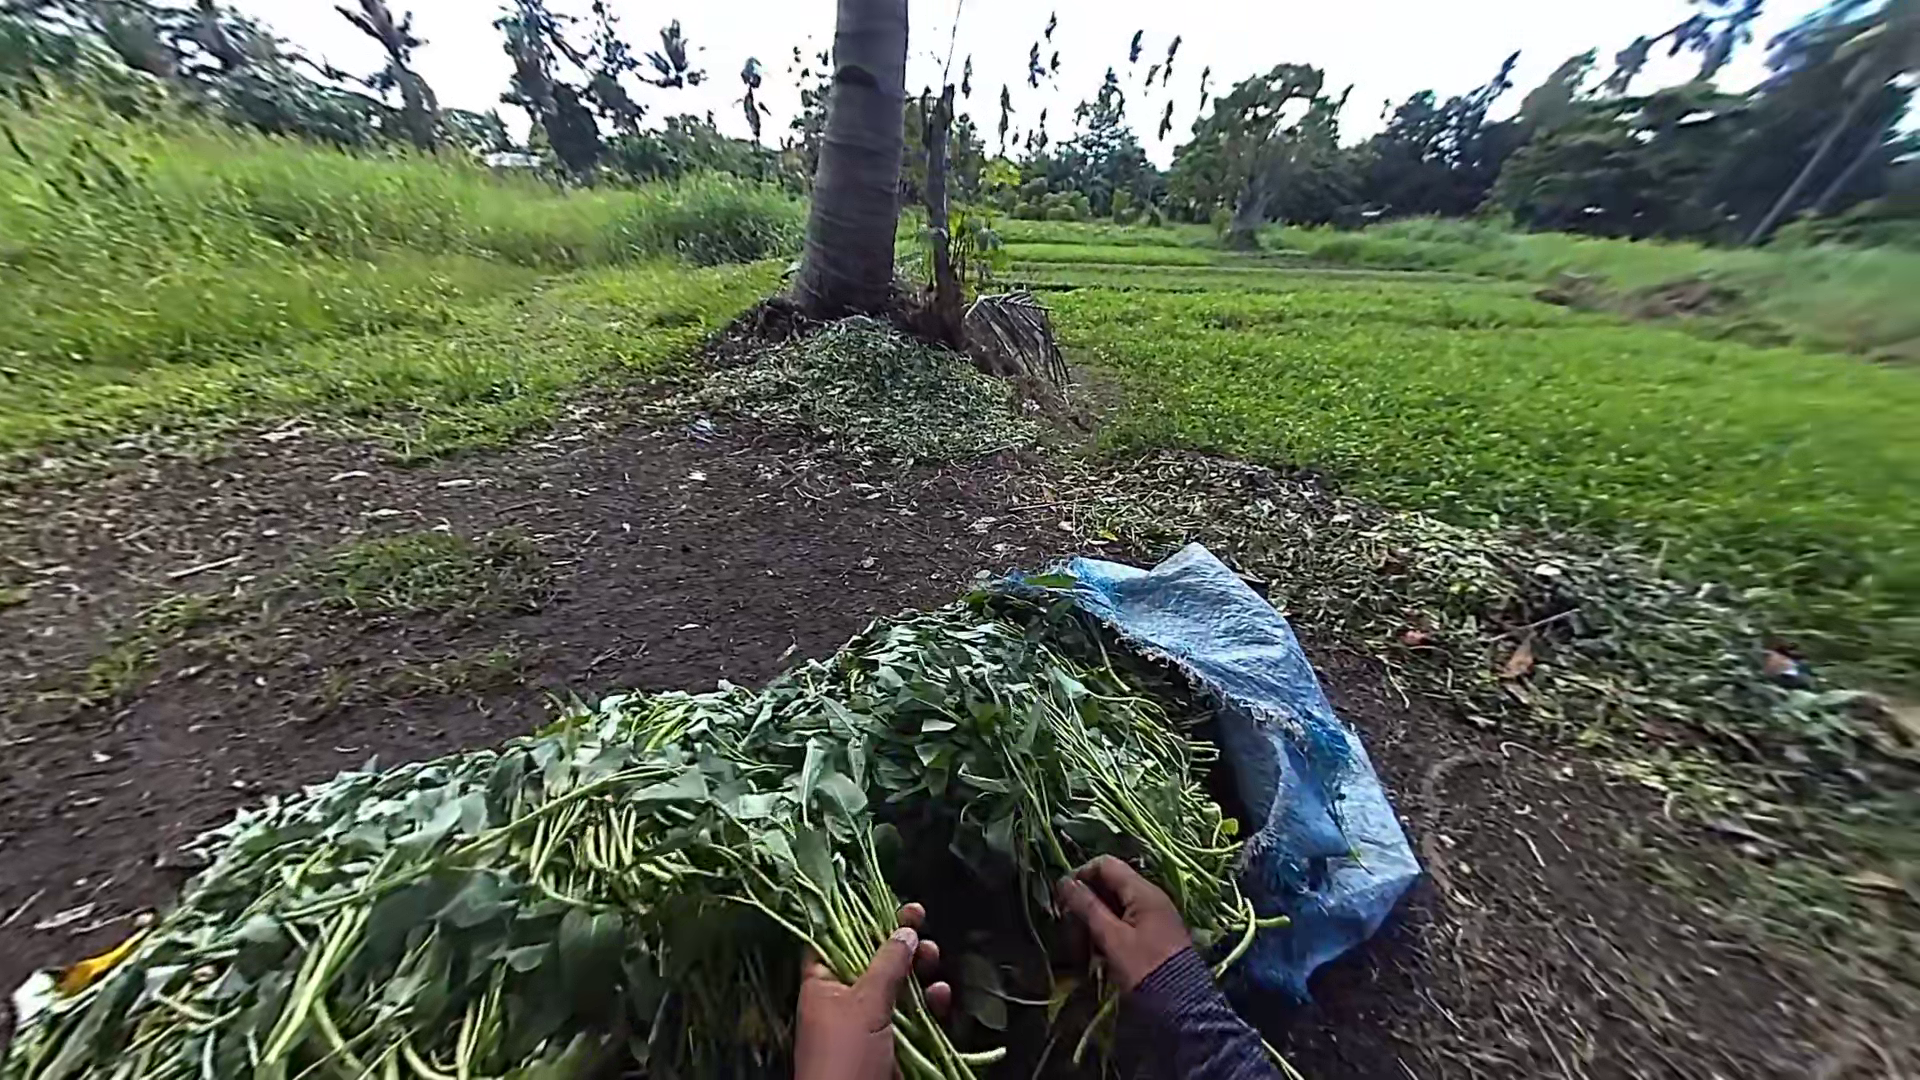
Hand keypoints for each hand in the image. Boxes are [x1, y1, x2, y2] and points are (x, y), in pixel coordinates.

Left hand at [794, 903, 950, 1079]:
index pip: (834, 938)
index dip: (856, 916)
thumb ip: (887, 963)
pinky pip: (915, 1017)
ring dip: (919, 969)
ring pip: (898, 985)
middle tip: (920, 920)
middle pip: (873, 957)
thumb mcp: (864, 1004)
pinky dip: (930, 1005)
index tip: (882, 899)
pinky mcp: (894, 1048)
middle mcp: (845, 1000)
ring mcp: (870, 1025)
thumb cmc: (845, 1061)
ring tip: (934, 959)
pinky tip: (942, 996)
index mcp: (824, 985)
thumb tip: (905, 931)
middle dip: (899, 940)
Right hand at [1055, 856, 1192, 991]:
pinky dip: (1109, 930)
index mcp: (1142, 890)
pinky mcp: (1155, 934)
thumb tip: (1064, 881)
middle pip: (1109, 884)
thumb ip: (1087, 907)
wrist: (1185, 1012)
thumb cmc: (1145, 969)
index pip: (1105, 864)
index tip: (1066, 898)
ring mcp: (1154, 915)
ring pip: (1115, 904)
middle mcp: (1150, 896)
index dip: (1082, 876)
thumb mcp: (1112, 938)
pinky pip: (1125, 920)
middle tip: (1071, 926)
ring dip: (1096, 919)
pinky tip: (1100, 952)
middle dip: (1087, 902)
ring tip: (1084, 945)